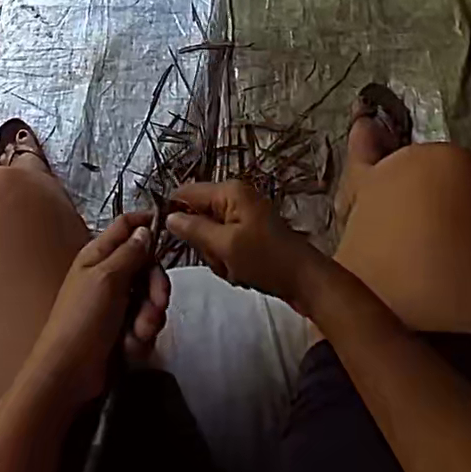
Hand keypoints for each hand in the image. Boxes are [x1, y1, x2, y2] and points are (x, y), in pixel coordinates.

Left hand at [22, 211, 170, 405]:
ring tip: (138, 332)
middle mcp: (108, 274)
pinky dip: (141, 335)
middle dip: (156, 286)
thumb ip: (130, 252)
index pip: (126, 225)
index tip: (168, 231)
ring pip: (149, 297)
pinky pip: (144, 323)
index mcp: (99, 254)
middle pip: (146, 264)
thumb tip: (145, 229)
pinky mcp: (122, 329)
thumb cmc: (83, 320)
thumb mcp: (107, 279)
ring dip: (149, 315)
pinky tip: (130, 347)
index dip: (146, 223)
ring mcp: (115, 303)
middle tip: (156, 303)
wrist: (67, 376)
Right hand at [165, 180, 328, 311]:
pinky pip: (223, 241)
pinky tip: (240, 271)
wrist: (305, 280)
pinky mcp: (248, 230)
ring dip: (215, 254)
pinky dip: (227, 258)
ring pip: (209, 232)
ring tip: (233, 267)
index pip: (186, 192)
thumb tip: (168, 217)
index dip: (173, 212)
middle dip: (202, 242)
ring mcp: (243, 213)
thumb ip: (194, 229)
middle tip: (219, 259)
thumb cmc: (266, 259)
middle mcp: (234, 196)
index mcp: (229, 191)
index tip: (166, 238)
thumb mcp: (225, 245)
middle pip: (197, 214)